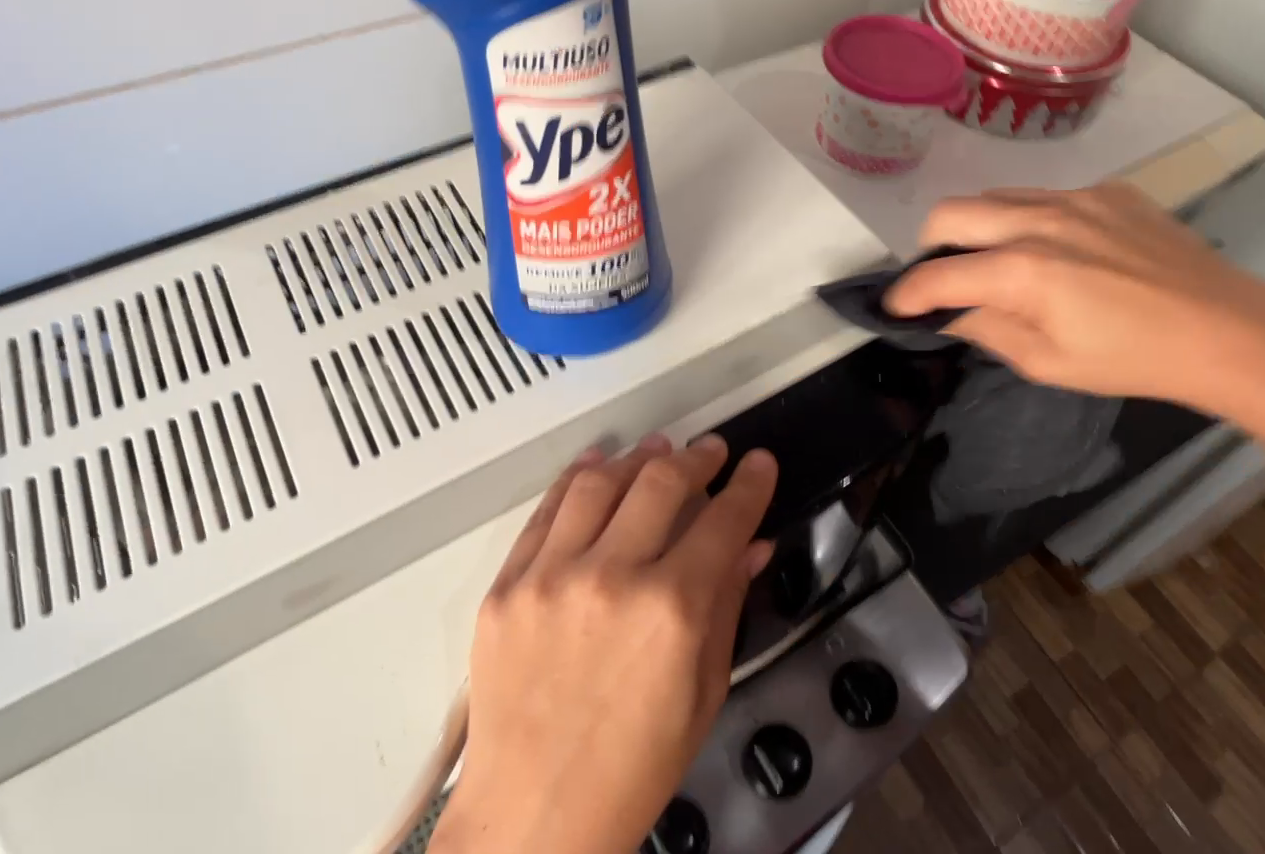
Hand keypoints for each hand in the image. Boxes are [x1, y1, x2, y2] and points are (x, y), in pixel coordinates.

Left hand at [430, 434, 776, 853]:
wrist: (537, 813)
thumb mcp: (704, 690)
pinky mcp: (507, 587)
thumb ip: (727, 605)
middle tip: (710, 452)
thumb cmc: (633, 767)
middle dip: (697, 458)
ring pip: (600, 483)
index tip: (757, 465)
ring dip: (636, 458)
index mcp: (672, 610)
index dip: (749, 484)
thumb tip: (750, 547)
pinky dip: (574, 480)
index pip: (724, 519)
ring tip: (657, 450)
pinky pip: (545, 513)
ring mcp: (550, 577)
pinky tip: (595, 467)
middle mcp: (611, 578)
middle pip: (662, 483)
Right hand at [885, 183, 1264, 414]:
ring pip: (993, 198)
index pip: (937, 276)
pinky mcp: (1108, 191)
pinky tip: (1056, 252)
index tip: (894, 309)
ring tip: (996, 263)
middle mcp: (1040, 221)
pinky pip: (1043, 196)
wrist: (1227, 331)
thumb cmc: (1132, 360)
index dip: (905, 296)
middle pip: (949, 214)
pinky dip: (1026, 221)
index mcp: (1023, 272)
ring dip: (976, 229)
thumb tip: (950, 312)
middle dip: (928, 248)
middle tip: (941, 280)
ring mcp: (1076, 198)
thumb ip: (987, 329)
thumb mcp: (1047, 363)